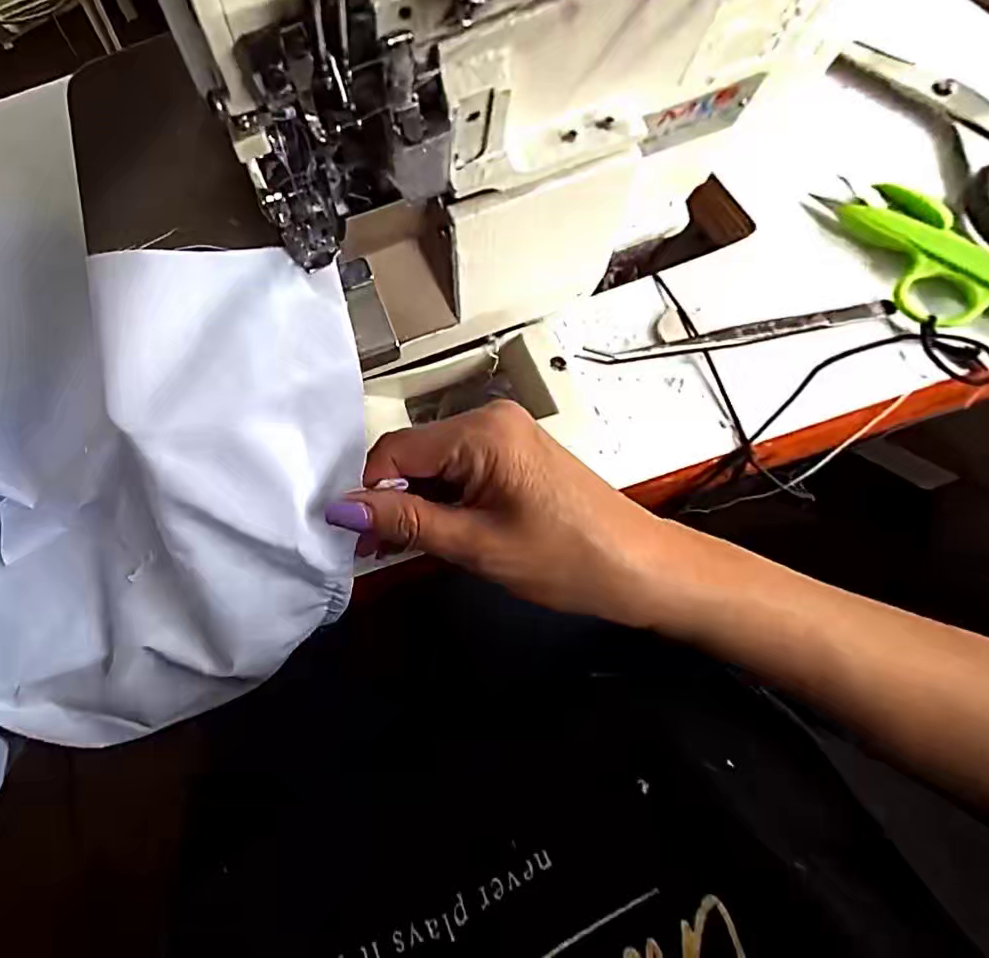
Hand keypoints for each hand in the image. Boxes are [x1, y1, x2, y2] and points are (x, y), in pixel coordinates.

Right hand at [330, 400, 684, 625]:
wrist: (639, 568)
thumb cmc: (576, 556)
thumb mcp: (476, 544)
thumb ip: (406, 521)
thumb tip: (350, 509)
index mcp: (484, 431)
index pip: (395, 450)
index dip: (368, 493)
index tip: (356, 532)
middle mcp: (493, 420)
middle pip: (413, 453)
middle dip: (391, 499)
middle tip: (378, 547)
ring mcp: (506, 434)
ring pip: (433, 462)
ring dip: (416, 501)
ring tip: (410, 545)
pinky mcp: (513, 452)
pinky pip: (459, 467)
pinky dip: (443, 498)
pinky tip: (440, 529)